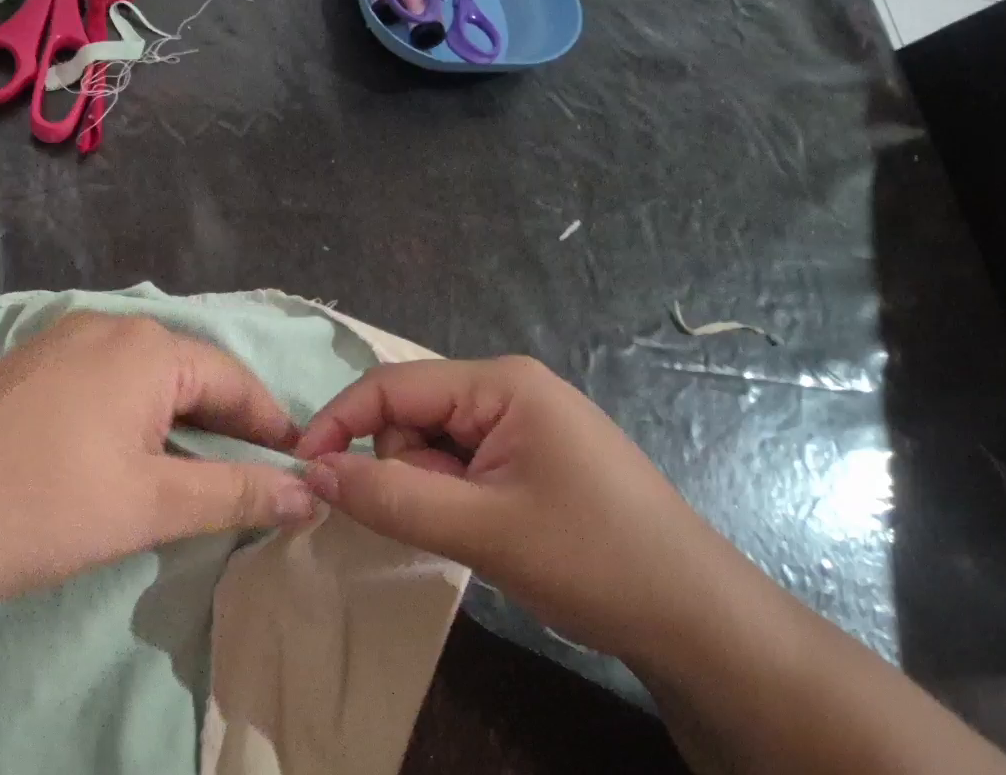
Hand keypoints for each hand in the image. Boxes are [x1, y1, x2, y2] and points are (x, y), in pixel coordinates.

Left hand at [0, 312, 316, 610]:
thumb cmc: (49, 507)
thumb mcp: (154, 503)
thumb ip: (238, 493)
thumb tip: (310, 496)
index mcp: (145, 346)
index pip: (232, 379)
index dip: (271, 424)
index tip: (299, 464)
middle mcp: (103, 327)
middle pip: (186, 372)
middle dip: (224, 421)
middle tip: (253, 472)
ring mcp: (55, 343)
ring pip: (140, 377)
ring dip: (176, 419)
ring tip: (196, 468)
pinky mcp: (24, 369)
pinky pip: (99, 382)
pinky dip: (130, 415)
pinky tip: (127, 453)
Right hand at [293, 356, 755, 662]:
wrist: (700, 622)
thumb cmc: (594, 560)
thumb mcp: (482, 529)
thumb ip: (390, 496)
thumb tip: (312, 470)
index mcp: (501, 383)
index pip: (390, 386)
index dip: (339, 424)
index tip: (305, 472)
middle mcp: (507, 390)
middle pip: (409, 415)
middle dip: (403, 468)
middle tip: (444, 520)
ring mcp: (522, 424)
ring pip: (430, 445)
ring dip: (429, 489)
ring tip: (478, 531)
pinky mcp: (529, 458)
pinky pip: (459, 466)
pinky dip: (452, 498)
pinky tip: (487, 530)